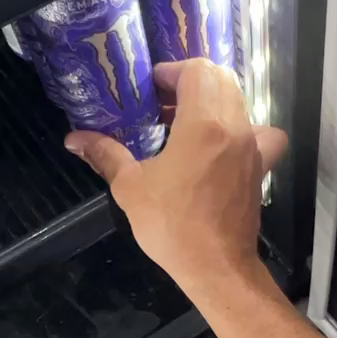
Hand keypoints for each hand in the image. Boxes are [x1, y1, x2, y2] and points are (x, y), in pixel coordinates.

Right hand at [65, 59, 287, 298]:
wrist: (216, 267)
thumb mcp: (131, 188)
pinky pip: (262, 134)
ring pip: (239, 104)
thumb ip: (106, 155)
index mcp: (203, 124)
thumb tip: (74, 139)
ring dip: (213, 104)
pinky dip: (244, 130)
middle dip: (190, 84)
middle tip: (163, 105)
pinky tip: (225, 146)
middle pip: (221, 80)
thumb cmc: (172, 227)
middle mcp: (235, 128)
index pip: (197, 70)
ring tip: (186, 125)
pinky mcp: (261, 168)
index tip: (152, 90)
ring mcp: (253, 148)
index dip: (172, 72)